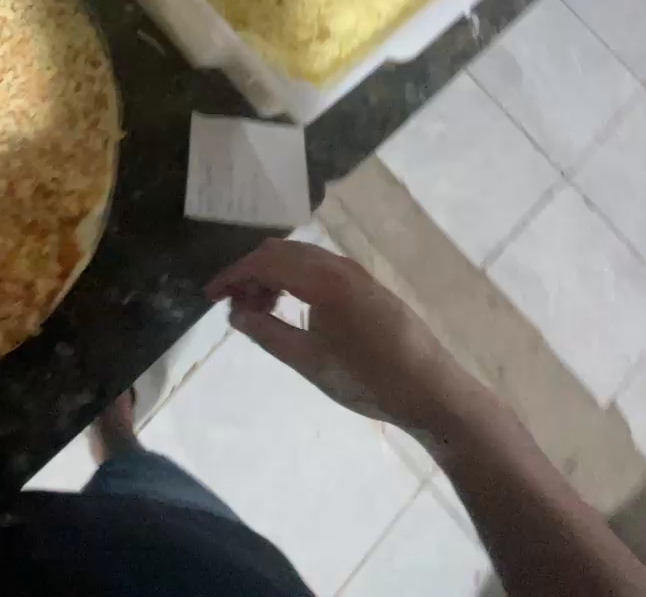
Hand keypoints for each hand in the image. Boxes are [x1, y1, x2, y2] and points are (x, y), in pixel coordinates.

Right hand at [207, 238, 484, 443]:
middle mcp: (338, 265)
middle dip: (250, 272)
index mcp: (322, 279)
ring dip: (272, 275)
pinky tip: (291, 307)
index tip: (211, 296)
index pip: (264, 262)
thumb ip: (266, 332)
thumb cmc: (368, 380)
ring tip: (259, 310)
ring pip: (299, 257)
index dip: (232, 276)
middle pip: (280, 251)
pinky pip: (318, 267)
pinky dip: (293, 278)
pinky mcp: (366, 284)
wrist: (434, 393)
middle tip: (233, 304)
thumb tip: (235, 313)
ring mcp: (355, 272)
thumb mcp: (308, 362)